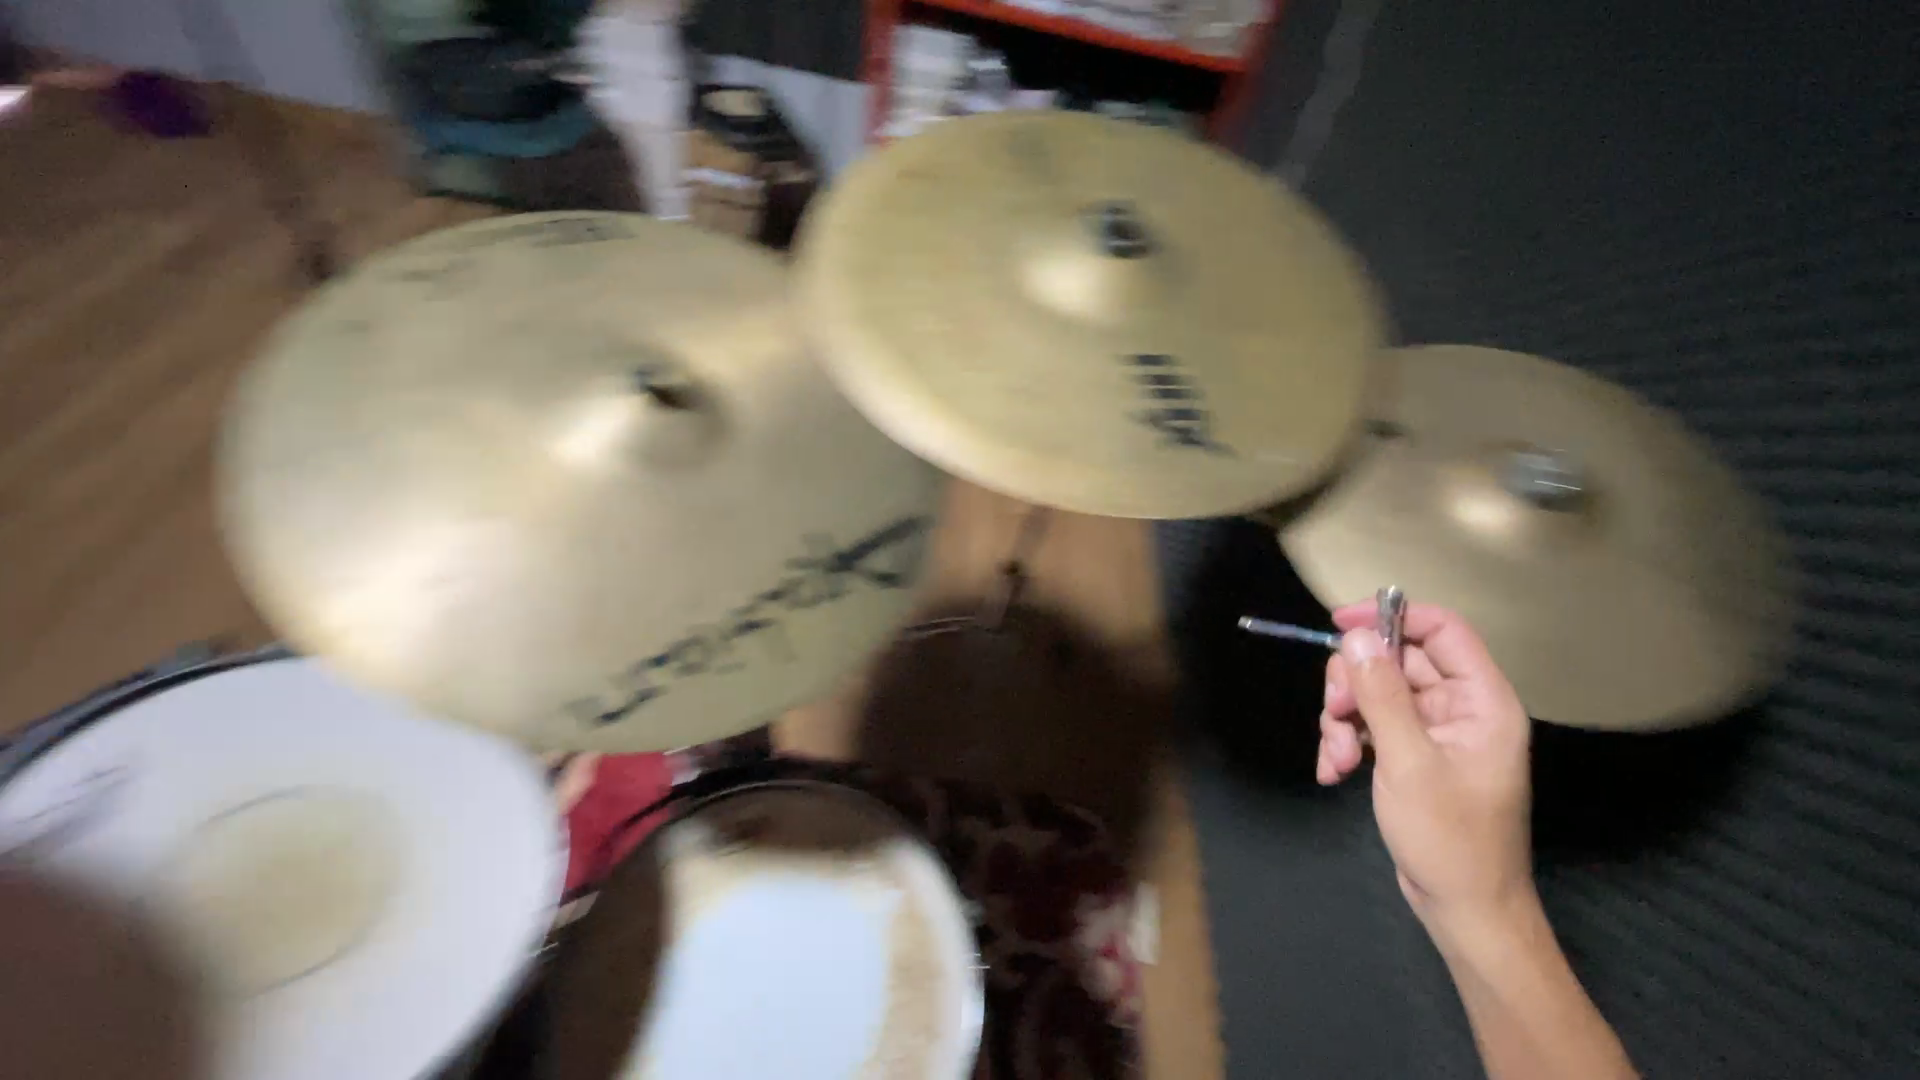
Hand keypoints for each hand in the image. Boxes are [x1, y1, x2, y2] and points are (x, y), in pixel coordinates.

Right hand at [1318, 602, 1534, 944]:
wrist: (1462, 908)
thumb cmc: (1450, 836)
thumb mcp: (1409, 762)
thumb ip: (1382, 695)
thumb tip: (1356, 637)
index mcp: (1481, 701)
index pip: (1440, 630)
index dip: (1390, 617)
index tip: (1339, 625)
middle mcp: (1458, 708)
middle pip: (1394, 661)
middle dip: (1354, 685)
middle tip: (1336, 714)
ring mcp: (1431, 731)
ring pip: (1372, 693)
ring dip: (1342, 720)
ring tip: (1335, 759)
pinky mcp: (1408, 753)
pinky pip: (1366, 724)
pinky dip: (1343, 742)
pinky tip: (1333, 772)